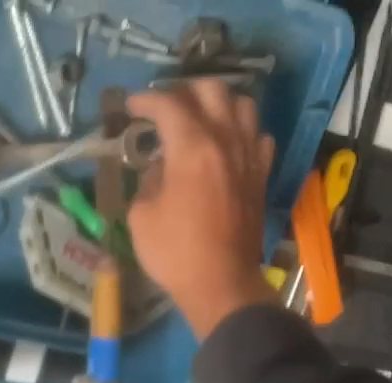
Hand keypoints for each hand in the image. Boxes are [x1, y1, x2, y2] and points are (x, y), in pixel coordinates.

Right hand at [128, 80, 278, 339]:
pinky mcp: (260, 174)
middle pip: (211, 90)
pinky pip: (257, 136)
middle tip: (165, 107)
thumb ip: (148, 181)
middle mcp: (225, 140)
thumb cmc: (174, 253)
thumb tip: (159, 167)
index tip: (131, 106)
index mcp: (191, 148)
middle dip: (184, 91)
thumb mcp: (141, 218)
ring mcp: (248, 155)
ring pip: (242, 105)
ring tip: (200, 117)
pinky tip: (228, 144)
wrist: (221, 282)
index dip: (146, 101)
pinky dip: (241, 130)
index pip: (168, 106)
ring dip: (218, 103)